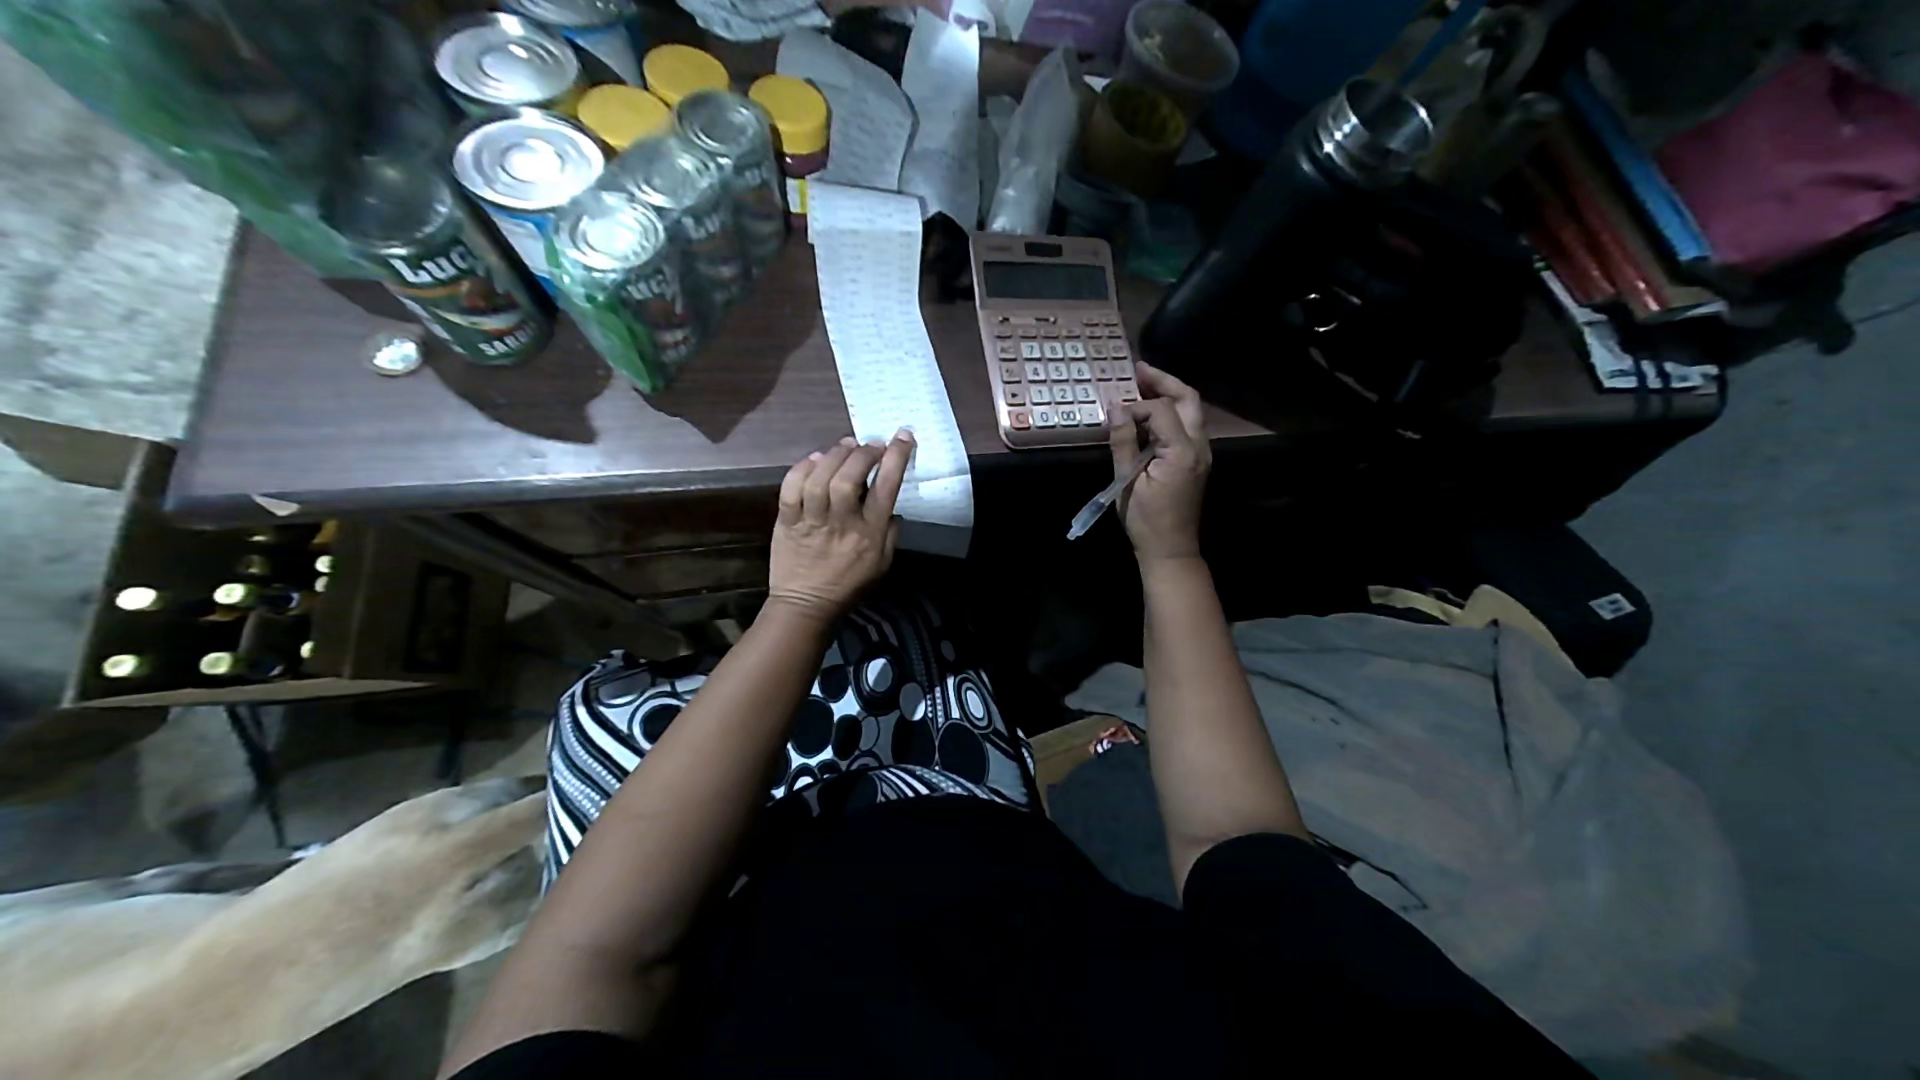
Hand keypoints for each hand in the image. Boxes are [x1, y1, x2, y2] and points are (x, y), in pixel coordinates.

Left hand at [768, 431, 913, 624]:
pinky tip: (813, 460)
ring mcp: (812, 522)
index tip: (902, 437)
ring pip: (819, 479)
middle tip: (869, 445)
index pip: (886, 487)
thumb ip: (890, 531)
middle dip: (862, 453)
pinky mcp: (787, 522)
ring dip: (834, 455)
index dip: (896, 457)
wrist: (806, 605)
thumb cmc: (849, 584)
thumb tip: (892, 502)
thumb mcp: (883, 562)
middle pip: (849, 477)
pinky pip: (791, 489)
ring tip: (845, 446)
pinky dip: (801, 469)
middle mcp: (842, 523)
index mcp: (870, 533)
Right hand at [1109, 361, 1209, 564]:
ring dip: (1169, 393)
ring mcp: (1202, 453)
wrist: (1171, 550)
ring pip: (1191, 409)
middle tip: (1138, 369)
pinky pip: (1188, 425)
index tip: (1115, 413)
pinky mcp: (1197, 460)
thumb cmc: (1145, 520)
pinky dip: (1171, 411)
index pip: (1160, 409)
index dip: (1137, 405)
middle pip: (1187, 398)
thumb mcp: (1126, 481)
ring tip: (1142, 384)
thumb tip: (1116, 408)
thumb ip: (1122, 442)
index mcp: (1181, 451)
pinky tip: (1150, 413)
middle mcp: (1199, 446)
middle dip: (1163, 380)